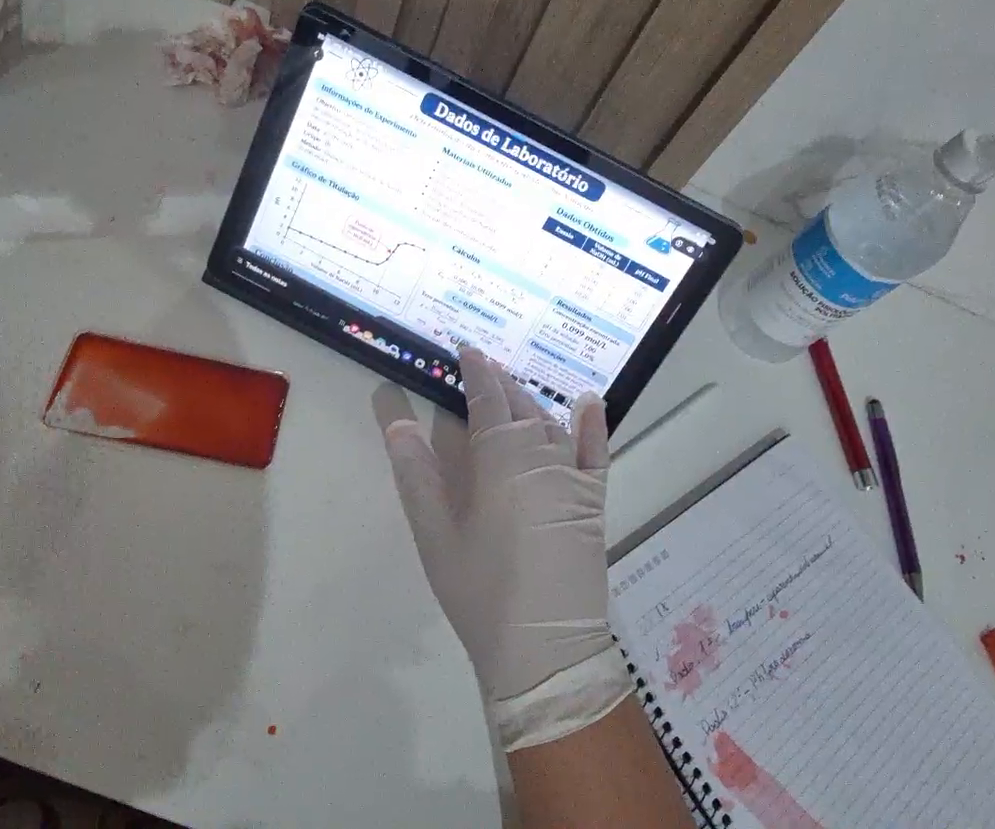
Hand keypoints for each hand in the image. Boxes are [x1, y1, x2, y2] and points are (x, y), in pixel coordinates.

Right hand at [384, 347, 630, 749]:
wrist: (545, 646)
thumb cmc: (481, 590)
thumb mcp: (434, 536)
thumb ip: (416, 475)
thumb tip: (397, 422)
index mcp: (499, 458)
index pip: (486, 398)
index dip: (475, 370)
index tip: (466, 348)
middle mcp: (540, 455)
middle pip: (520, 405)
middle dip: (500, 382)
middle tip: (483, 365)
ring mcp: (573, 476)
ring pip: (551, 423)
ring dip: (531, 400)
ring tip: (514, 388)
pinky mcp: (594, 499)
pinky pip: (597, 451)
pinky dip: (593, 424)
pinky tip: (589, 402)